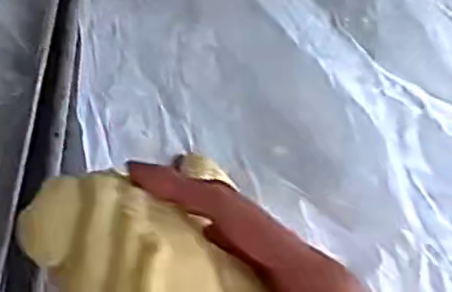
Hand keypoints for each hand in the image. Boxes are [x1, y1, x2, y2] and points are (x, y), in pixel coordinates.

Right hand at [127, 161, 365, 291]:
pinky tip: (204, 272)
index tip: (131, 172)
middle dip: (187, 202)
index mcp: (309, 269)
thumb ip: (221, 286)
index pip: (229, 207)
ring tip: (163, 227)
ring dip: (205, 232)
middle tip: (140, 194)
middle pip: (240, 217)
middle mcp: (315, 267)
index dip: (175, 185)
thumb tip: (157, 278)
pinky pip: (261, 268)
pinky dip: (226, 260)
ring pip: (251, 243)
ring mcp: (320, 285)